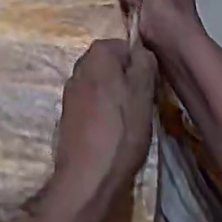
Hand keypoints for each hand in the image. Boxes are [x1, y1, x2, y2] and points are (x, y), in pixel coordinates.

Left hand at [36, 38, 156, 221]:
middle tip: (144, 106)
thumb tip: (142, 49)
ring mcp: (71, 88)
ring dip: (117, 98)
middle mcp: (80, 63)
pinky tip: (113, 133)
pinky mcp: (69, 111)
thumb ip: (144, 63)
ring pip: (103, 84)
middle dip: (130, 81)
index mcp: (98, 52)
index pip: (127, 47)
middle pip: (114, 65)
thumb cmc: (121, 129)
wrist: (88, 175)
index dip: (143, 66)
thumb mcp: (143, 92)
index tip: (153, 89)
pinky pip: (93, 103)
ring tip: (131, 123)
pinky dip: (104, 112)